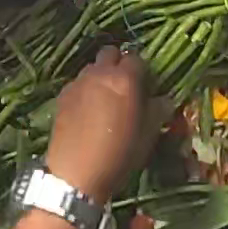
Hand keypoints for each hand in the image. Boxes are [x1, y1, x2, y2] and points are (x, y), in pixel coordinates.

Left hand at [45, 47, 147, 203]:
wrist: (75, 176)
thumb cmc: (118, 156)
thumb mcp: (146, 137)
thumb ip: (157, 111)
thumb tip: (165, 99)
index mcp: (124, 80)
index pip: (137, 59)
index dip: (142, 71)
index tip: (145, 87)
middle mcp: (100, 73)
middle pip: (111, 53)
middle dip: (119, 63)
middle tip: (124, 86)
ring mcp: (79, 82)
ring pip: (93, 66)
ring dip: (101, 75)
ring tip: (104, 98)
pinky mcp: (63, 94)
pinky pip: (78, 82)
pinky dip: (86, 88)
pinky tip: (87, 110)